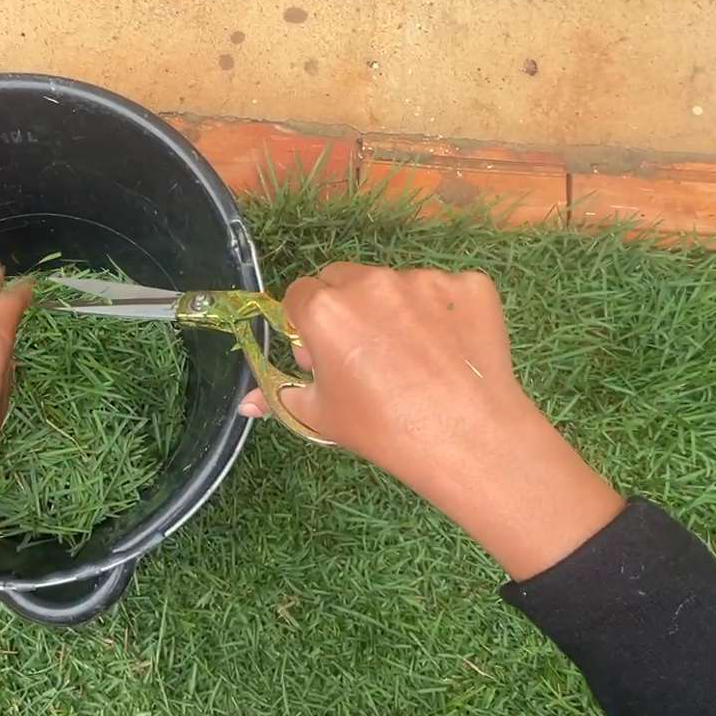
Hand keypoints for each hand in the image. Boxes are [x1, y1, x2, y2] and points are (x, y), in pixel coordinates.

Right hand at [240, 263, 622, 579]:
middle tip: (362, 351)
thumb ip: (279, 397)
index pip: (299, 295)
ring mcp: (424, 279)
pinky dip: (441, 314)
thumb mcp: (320, 416)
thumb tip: (246, 405)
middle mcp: (370, 282)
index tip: (321, 349)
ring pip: (394, 284)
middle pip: (343, 279)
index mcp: (325, 310)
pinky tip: (448, 350)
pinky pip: (444, 291)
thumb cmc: (380, 429)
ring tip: (411, 357)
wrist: (465, 436)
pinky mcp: (469, 284)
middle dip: (345, 306)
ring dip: (392, 309)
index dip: (306, 322)